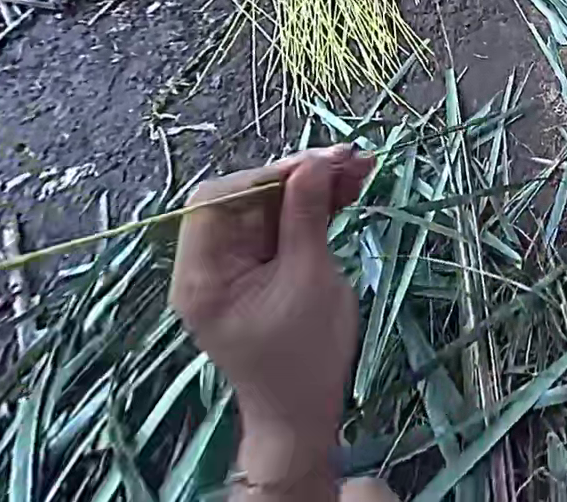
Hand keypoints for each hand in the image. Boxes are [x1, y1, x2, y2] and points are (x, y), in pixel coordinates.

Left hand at [170, 145, 373, 497]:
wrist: (308, 407)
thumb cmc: (304, 352)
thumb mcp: (308, 277)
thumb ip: (306, 215)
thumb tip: (316, 160)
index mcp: (204, 273)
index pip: (218, 201)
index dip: (266, 174)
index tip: (318, 164)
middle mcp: (215, 260)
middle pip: (251, 195)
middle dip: (302, 174)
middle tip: (352, 160)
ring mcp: (242, 259)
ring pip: (276, 200)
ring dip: (318, 183)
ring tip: (362, 169)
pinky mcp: (268, 259)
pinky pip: (290, 216)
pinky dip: (320, 200)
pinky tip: (351, 189)